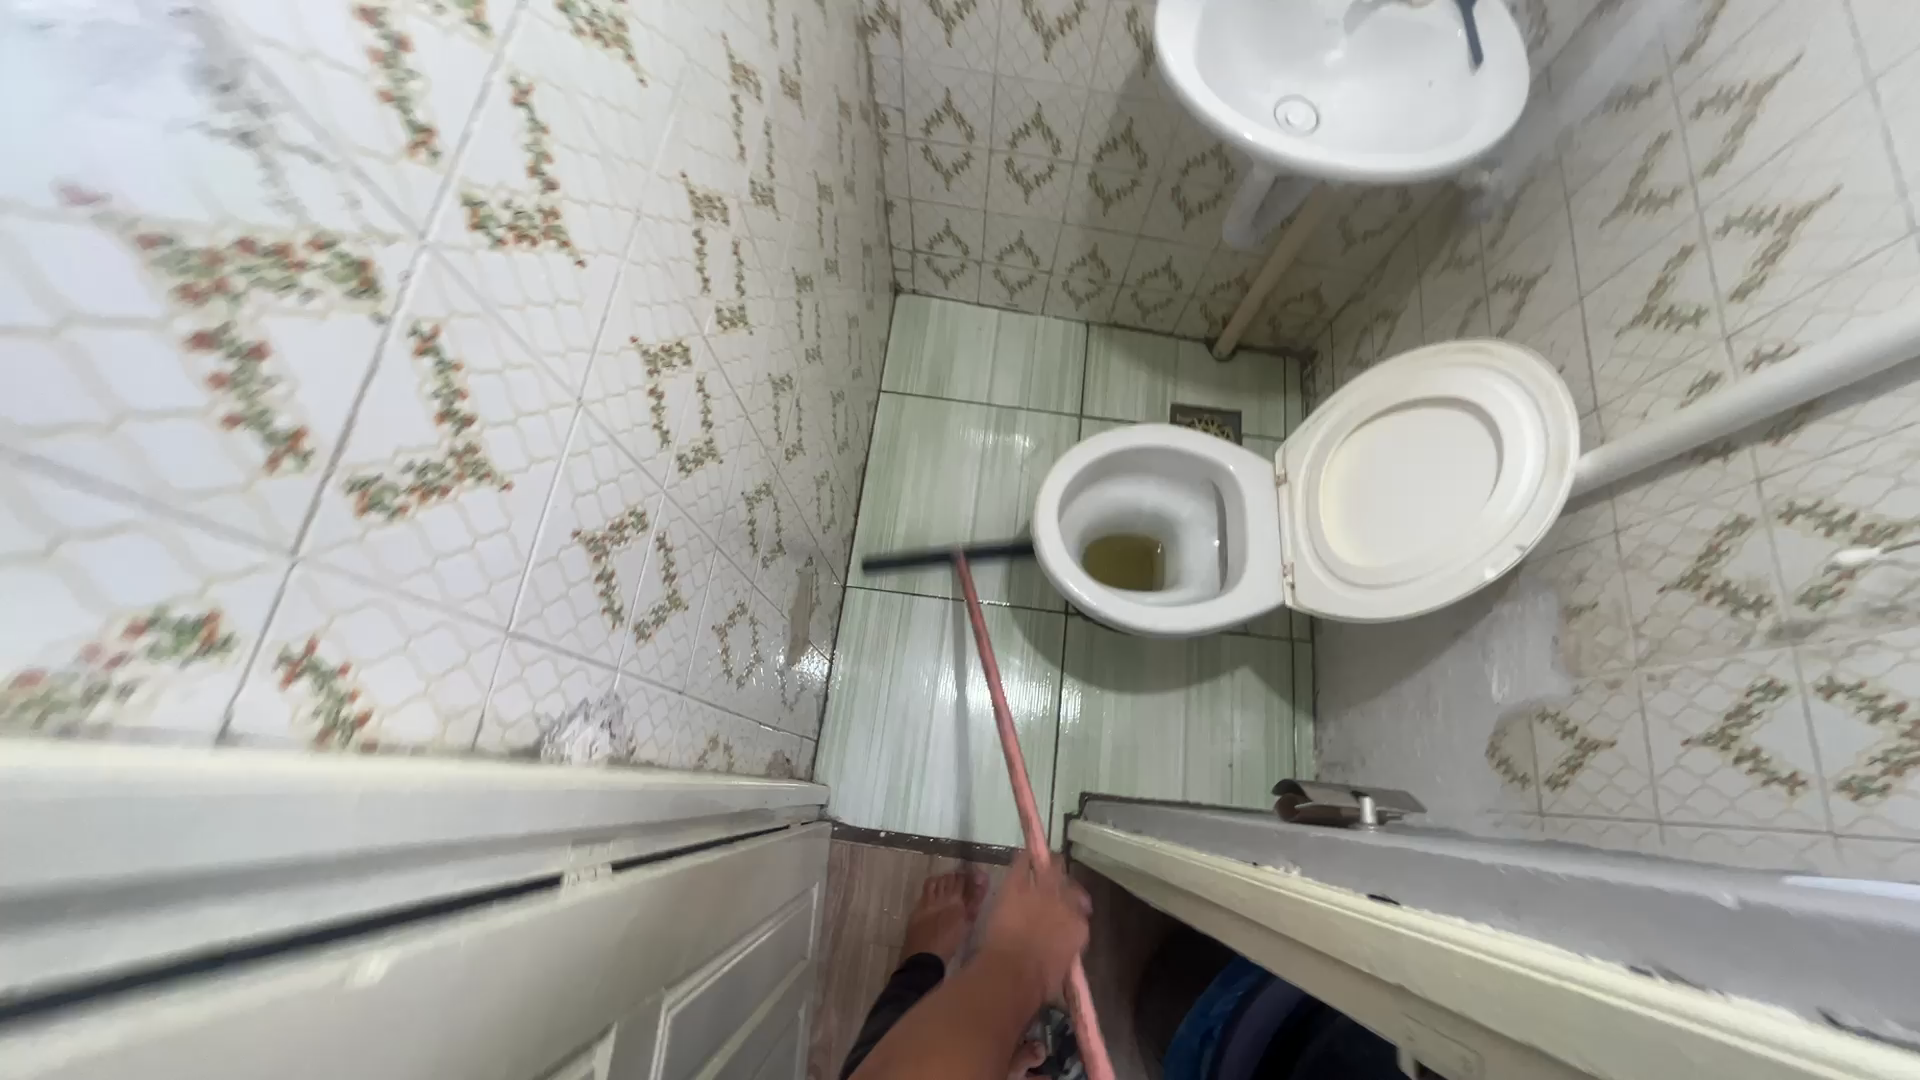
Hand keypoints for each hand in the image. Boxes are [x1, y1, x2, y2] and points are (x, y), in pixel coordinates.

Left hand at [978, 854, 1090, 1001]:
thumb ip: (1066, 947)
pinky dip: (1025, 859)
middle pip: (1069, 884)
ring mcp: (1042, 890)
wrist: (1014, 972)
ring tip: (1044, 866)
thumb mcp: (1063, 968)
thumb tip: (1060, 944)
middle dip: (1065, 884)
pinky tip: (1025, 857)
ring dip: (1049, 867)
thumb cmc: (1039, 983)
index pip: (1080, 910)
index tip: (1067, 913)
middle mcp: (1066, 903)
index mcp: (1079, 927)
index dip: (1073, 910)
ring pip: (1052, 867)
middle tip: (1057, 887)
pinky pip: (1024, 863)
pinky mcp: (1018, 885)